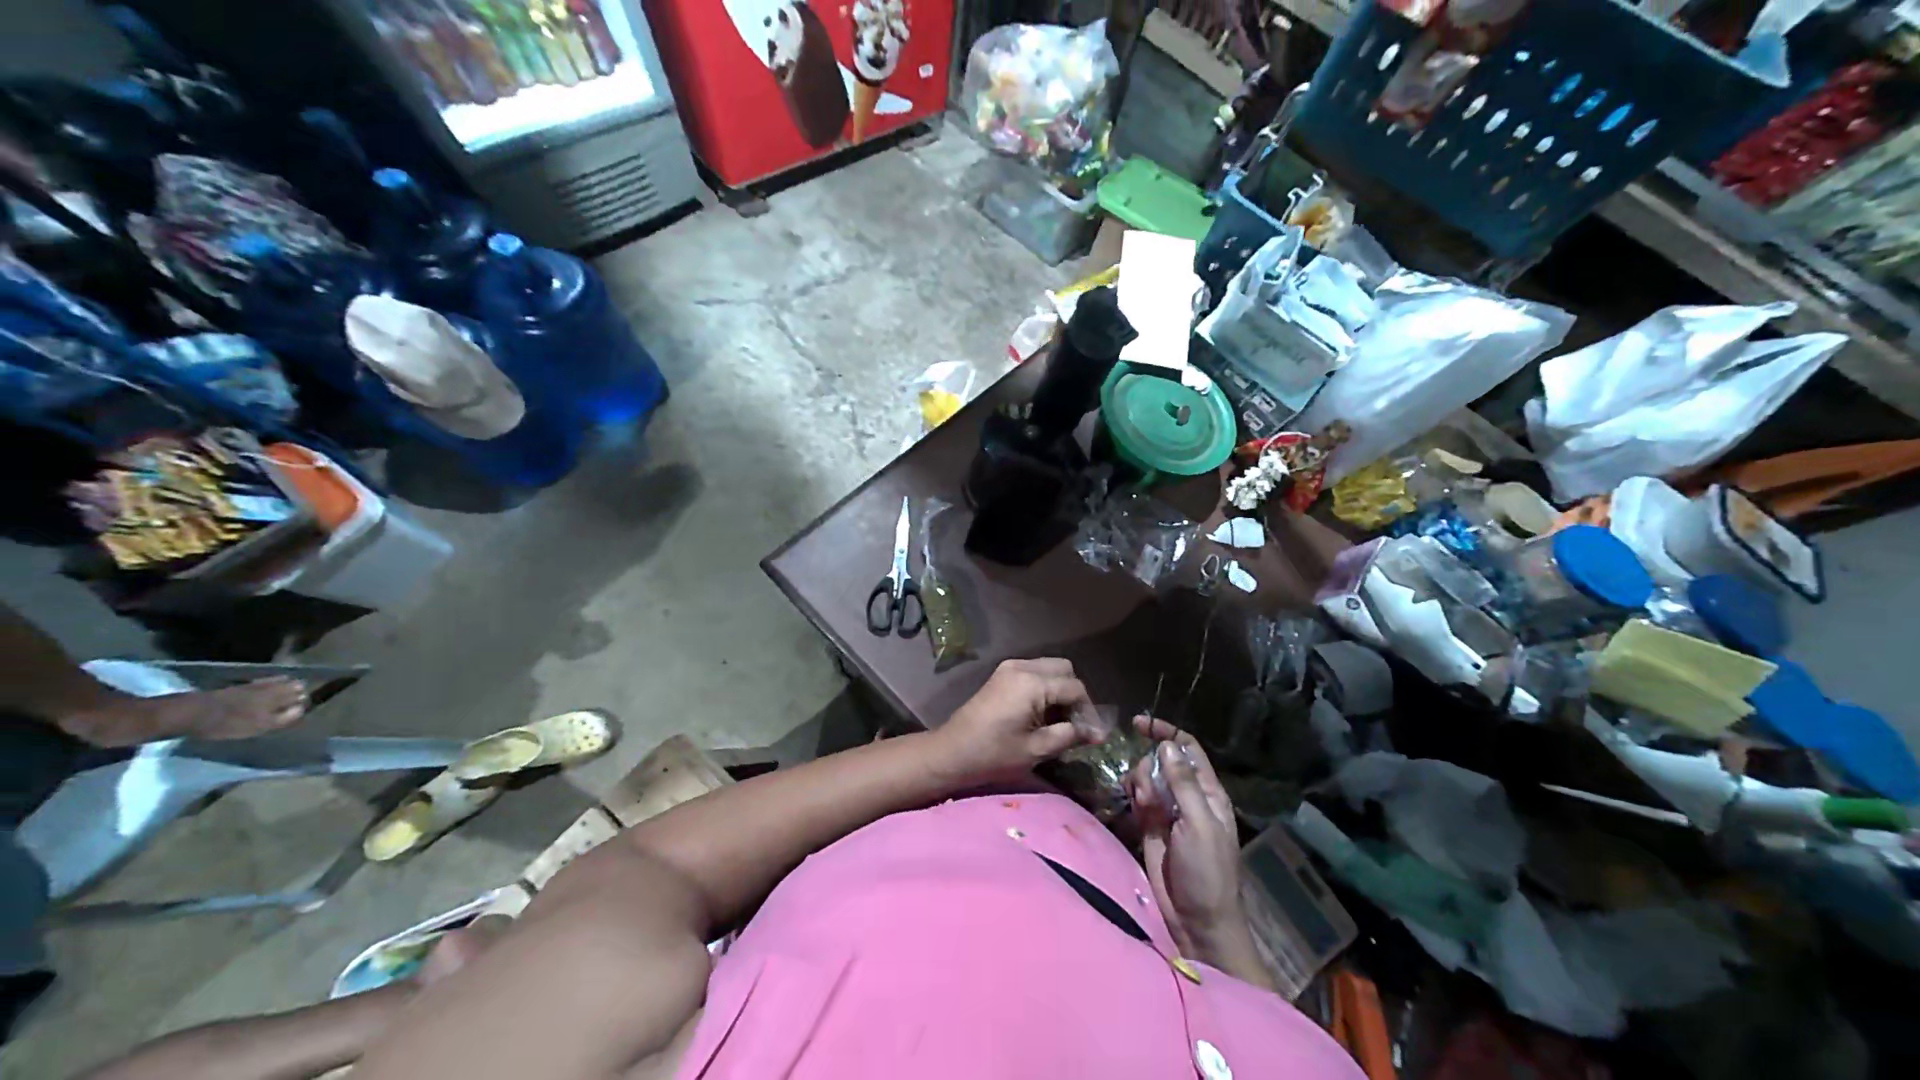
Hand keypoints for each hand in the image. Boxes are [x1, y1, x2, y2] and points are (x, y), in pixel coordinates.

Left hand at [931, 658, 1097, 786]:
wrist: (952, 752)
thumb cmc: (994, 754)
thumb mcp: (1037, 749)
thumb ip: (1069, 735)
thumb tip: (1095, 733)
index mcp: (1032, 683)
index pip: (1075, 688)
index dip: (1089, 712)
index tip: (1093, 735)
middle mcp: (1022, 667)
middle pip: (1064, 670)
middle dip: (1075, 695)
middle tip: (1077, 724)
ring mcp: (1009, 668)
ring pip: (1049, 669)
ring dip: (1060, 691)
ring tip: (1061, 722)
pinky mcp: (1001, 675)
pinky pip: (1033, 673)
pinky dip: (1044, 689)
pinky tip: (1043, 715)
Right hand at [1128, 716, 1267, 985]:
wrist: (1197, 921)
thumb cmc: (1207, 872)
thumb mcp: (1199, 824)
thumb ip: (1182, 784)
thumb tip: (1165, 747)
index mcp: (1208, 793)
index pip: (1187, 749)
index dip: (1166, 733)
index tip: (1139, 723)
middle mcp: (1188, 797)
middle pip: (1162, 761)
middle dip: (1149, 765)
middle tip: (1147, 790)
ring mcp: (1168, 812)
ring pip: (1147, 778)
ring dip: (1140, 782)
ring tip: (1143, 805)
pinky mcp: (1150, 827)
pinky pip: (1138, 798)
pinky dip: (1133, 796)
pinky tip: (1134, 807)